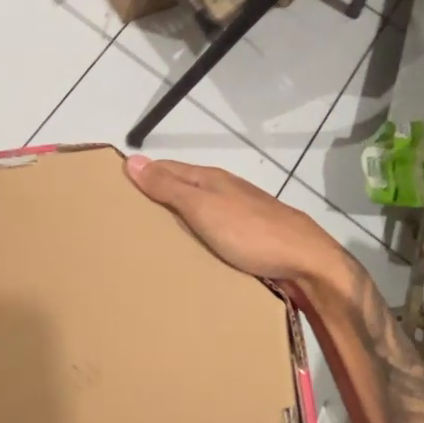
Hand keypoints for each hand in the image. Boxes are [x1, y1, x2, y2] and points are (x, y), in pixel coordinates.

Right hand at [123, 154, 347, 297]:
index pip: (166, 168)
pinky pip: (213, 234)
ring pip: (199, 212)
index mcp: (210, 179)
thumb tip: (132, 159)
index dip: (142, 174)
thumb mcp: (203, 208)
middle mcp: (224, 191)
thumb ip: (169, 187)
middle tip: (126, 223)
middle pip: (182, 189)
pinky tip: (190, 255)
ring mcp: (240, 215)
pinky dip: (196, 239)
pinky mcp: (251, 240)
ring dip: (177, 221)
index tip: (115, 190)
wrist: (308, 263)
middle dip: (156, 199)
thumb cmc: (251, 232)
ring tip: (151, 243)